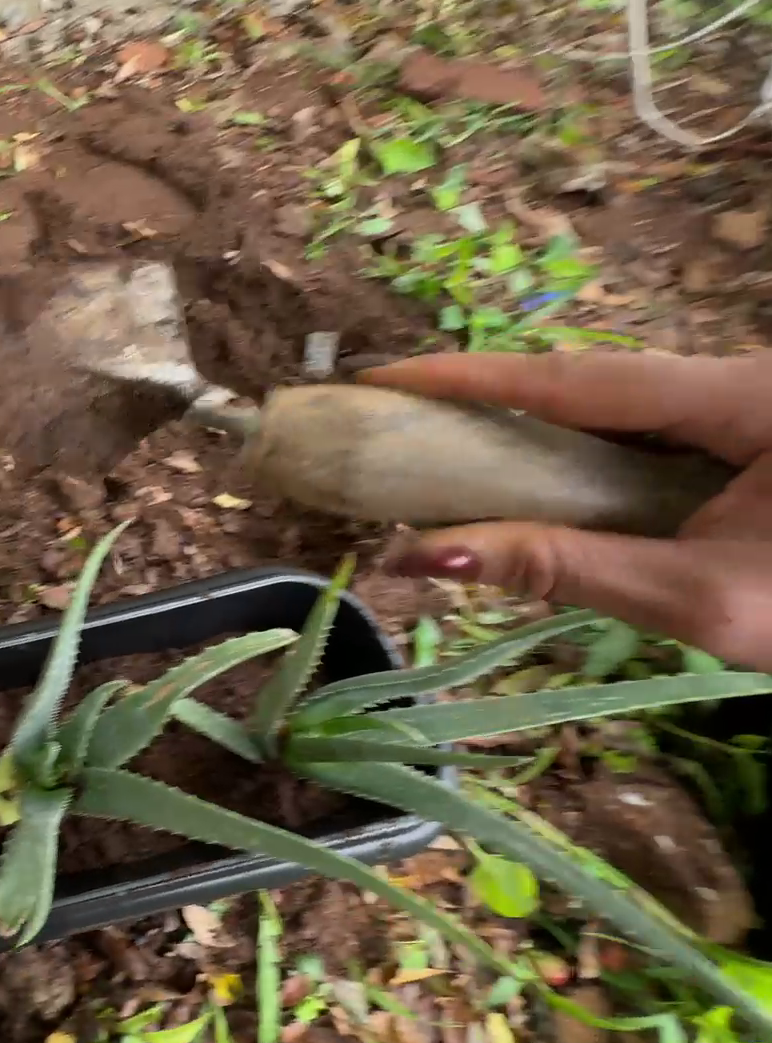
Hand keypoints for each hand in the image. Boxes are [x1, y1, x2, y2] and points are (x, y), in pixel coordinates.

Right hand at [360, 349, 771, 671]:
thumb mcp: (700, 599)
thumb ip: (554, 568)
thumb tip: (411, 555)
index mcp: (751, 399)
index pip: (572, 377)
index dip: (464, 375)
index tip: (376, 376)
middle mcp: (753, 382)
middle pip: (589, 383)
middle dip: (485, 400)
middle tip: (399, 425)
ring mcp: (760, 406)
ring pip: (617, 406)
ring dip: (525, 428)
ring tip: (446, 454)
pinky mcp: (763, 434)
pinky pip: (646, 430)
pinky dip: (574, 450)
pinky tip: (536, 478)